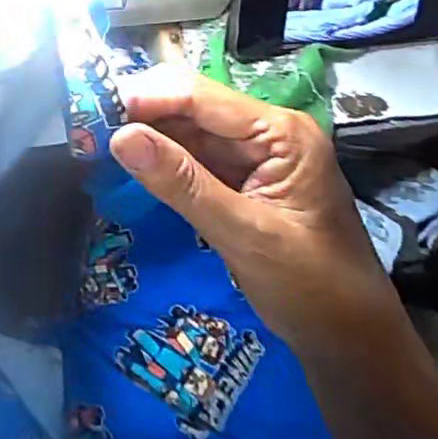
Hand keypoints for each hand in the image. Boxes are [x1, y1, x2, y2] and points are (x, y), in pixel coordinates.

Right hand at [107, 66, 396, 353]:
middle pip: (188, 105)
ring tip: (94, 140)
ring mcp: (249, 154)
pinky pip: (188, 155)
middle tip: (87, 126)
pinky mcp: (236, 177)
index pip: (200, 96)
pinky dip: (157, 157)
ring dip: (143, 133)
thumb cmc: (311, 288)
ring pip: (183, 128)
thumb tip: (120, 137)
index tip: (95, 109)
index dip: (146, 97)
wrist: (350, 342)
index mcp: (280, 133)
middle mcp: (264, 132)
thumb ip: (181, 183)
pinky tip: (126, 161)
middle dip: (139, 112)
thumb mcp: (243, 235)